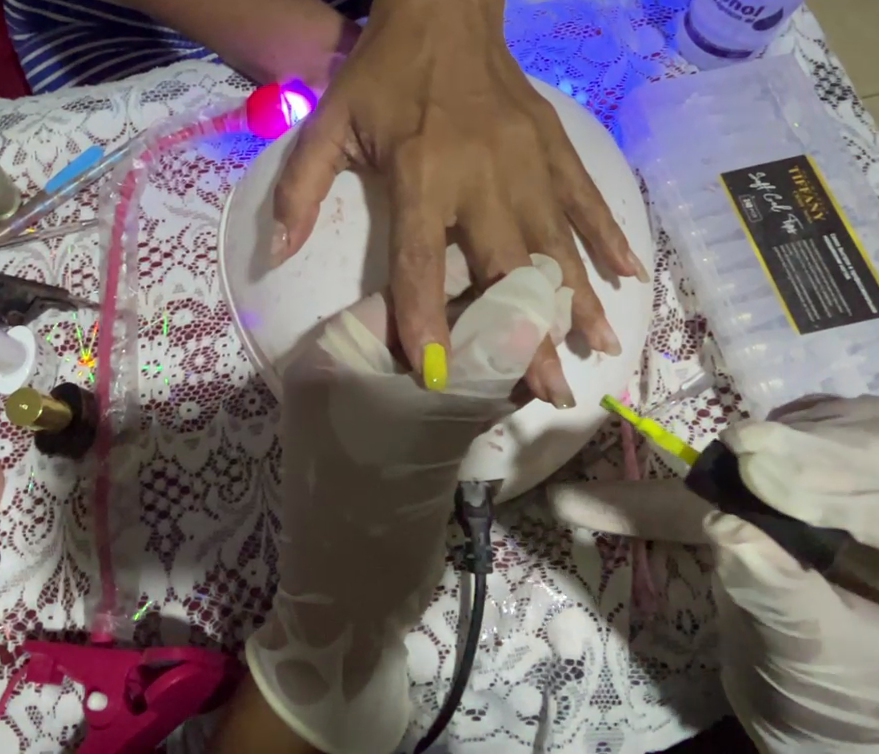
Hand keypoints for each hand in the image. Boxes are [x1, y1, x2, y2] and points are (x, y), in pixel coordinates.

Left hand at [245, 260, 569, 753]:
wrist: (355, 598)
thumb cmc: (374, 503)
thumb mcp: (428, 427)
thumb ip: (480, 368)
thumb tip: (535, 308)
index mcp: (332, 353)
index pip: (400, 297)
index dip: (459, 288)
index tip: (518, 280)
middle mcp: (345, 368)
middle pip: (421, 328)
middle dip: (481, 325)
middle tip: (543, 315)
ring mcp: (367, 403)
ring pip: (436, 364)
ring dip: (487, 360)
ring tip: (545, 350)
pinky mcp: (392, 434)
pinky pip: (437, 398)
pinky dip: (477, 393)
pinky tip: (524, 387)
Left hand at [268, 0, 643, 405]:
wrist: (443, 10)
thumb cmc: (380, 74)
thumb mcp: (327, 123)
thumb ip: (300, 189)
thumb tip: (276, 256)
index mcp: (422, 170)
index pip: (421, 259)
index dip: (427, 318)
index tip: (438, 373)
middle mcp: (482, 173)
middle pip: (505, 265)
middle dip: (526, 332)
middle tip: (547, 391)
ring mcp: (527, 159)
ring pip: (556, 242)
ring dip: (577, 301)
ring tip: (596, 351)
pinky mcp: (554, 144)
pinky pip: (586, 199)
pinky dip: (608, 238)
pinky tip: (628, 278)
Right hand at [553, 396, 878, 752]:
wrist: (809, 694)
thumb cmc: (824, 697)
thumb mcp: (803, 665)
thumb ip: (777, 599)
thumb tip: (729, 530)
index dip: (863, 496)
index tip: (760, 473)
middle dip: (832, 448)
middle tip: (743, 446)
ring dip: (804, 434)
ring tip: (737, 454)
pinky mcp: (871, 467)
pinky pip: (835, 427)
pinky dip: (785, 432)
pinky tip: (745, 452)